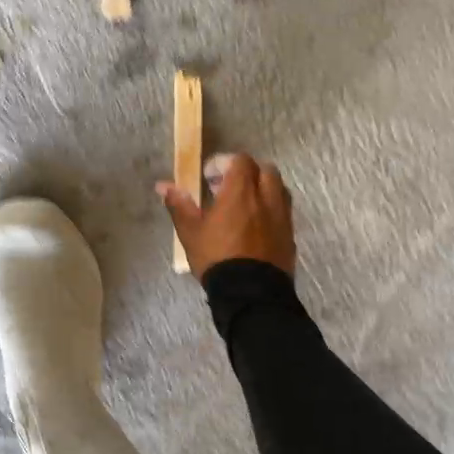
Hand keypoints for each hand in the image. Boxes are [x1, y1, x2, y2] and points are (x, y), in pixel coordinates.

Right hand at [155, 153, 295, 279]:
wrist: (251, 292)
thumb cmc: (216, 257)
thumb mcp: (189, 231)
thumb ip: (179, 204)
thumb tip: (163, 185)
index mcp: (240, 193)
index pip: (241, 161)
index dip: (225, 162)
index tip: (209, 177)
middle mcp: (266, 200)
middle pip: (266, 170)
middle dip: (248, 172)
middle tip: (228, 188)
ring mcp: (282, 218)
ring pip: (279, 189)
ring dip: (263, 189)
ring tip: (244, 204)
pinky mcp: (290, 235)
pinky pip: (283, 211)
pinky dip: (270, 209)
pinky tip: (254, 225)